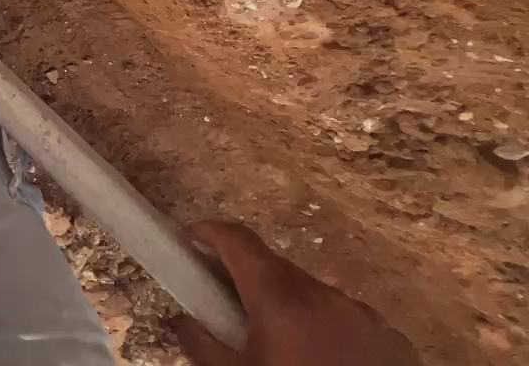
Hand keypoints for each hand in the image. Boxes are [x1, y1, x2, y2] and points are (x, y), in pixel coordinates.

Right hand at [177, 222, 419, 365]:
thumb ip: (201, 342)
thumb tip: (187, 321)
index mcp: (282, 299)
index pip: (238, 239)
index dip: (208, 232)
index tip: (190, 240)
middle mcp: (326, 297)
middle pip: (275, 266)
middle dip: (247, 275)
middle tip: (229, 302)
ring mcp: (368, 319)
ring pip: (312, 292)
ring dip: (289, 302)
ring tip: (283, 340)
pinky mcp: (397, 344)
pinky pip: (348, 319)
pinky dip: (326, 325)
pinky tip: (324, 357)